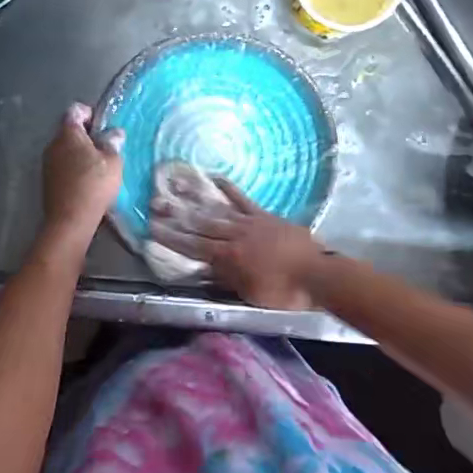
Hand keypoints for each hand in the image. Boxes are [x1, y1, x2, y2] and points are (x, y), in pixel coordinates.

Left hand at [42, 104, 122, 239]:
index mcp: (68, 133)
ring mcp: (47, 162)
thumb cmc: (94, 184)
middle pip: (70, 131)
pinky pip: (62, 165)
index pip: (75, 110)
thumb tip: (114, 133)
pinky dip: (74, 167)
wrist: (69, 219)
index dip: (90, 114)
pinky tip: (87, 180)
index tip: (103, 127)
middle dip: (87, 136)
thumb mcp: (113, 162)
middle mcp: (53, 144)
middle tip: (105, 148)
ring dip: (80, 153)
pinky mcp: (47, 180)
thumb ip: (113, 143)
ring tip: (98, 166)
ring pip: (65, 149)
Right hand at [151, 177, 342, 310]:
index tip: (152, 229)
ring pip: (216, 210)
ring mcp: (249, 222)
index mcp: (227, 257)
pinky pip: (242, 199)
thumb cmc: (284, 292)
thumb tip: (203, 267)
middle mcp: (233, 235)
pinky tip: (215, 178)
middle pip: (199, 224)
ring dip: (194, 199)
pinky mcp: (264, 215)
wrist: (319, 275)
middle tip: (156, 205)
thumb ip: (226, 278)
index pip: (192, 246)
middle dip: (176, 216)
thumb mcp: (250, 294)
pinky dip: (228, 188)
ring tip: (176, 187)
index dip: (171, 238)